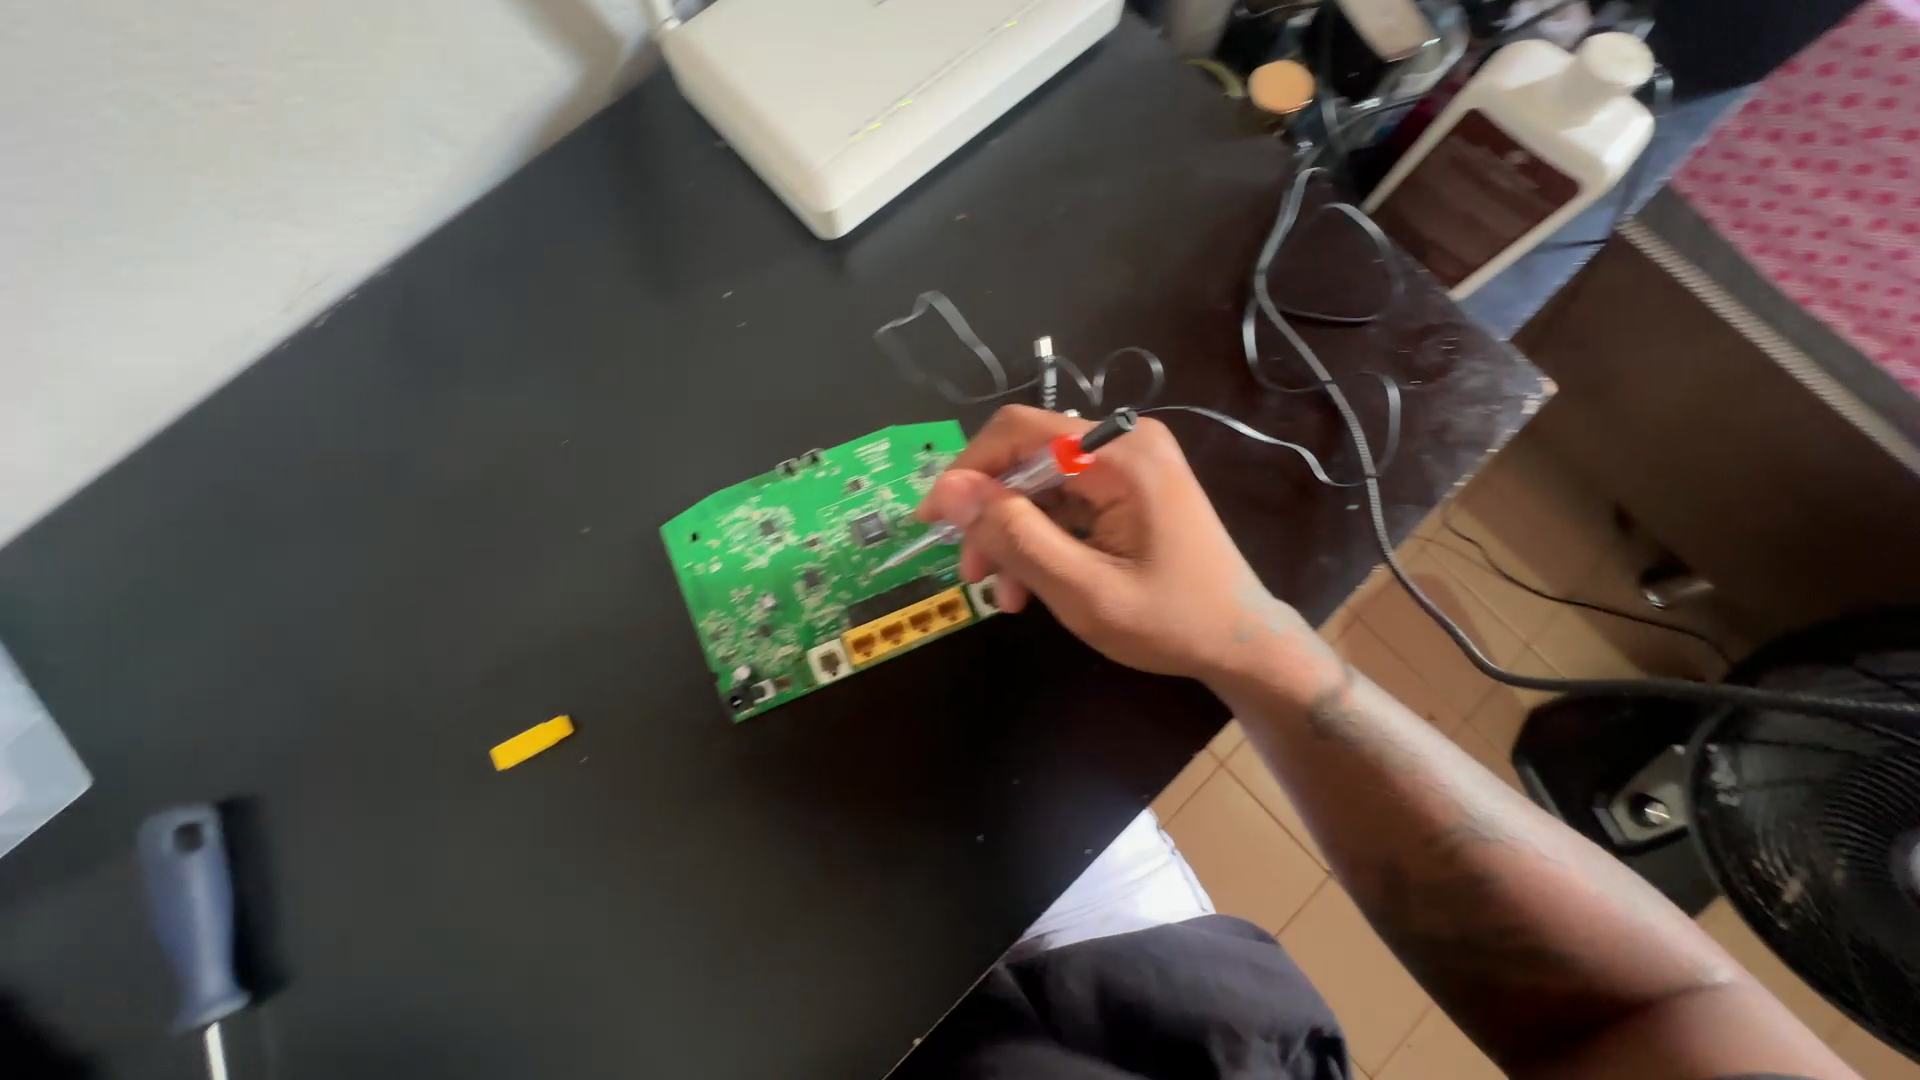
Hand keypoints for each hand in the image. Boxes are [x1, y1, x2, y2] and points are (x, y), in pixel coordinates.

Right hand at [917, 406, 1338, 694]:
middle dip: (992, 518)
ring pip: (1039, 486)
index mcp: (1121, 453)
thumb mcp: (1082, 589)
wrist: (1241, 644)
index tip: (932, 522)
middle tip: (974, 577)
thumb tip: (949, 489)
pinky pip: (1065, 501)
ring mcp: (1129, 463)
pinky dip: (1040, 540)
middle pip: (1026, 460)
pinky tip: (1032, 585)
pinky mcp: (1129, 487)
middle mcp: (1125, 441)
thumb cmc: (1171, 622)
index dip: (966, 472)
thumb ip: (1014, 536)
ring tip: (1007, 596)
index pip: (1018, 432)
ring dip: (1013, 537)